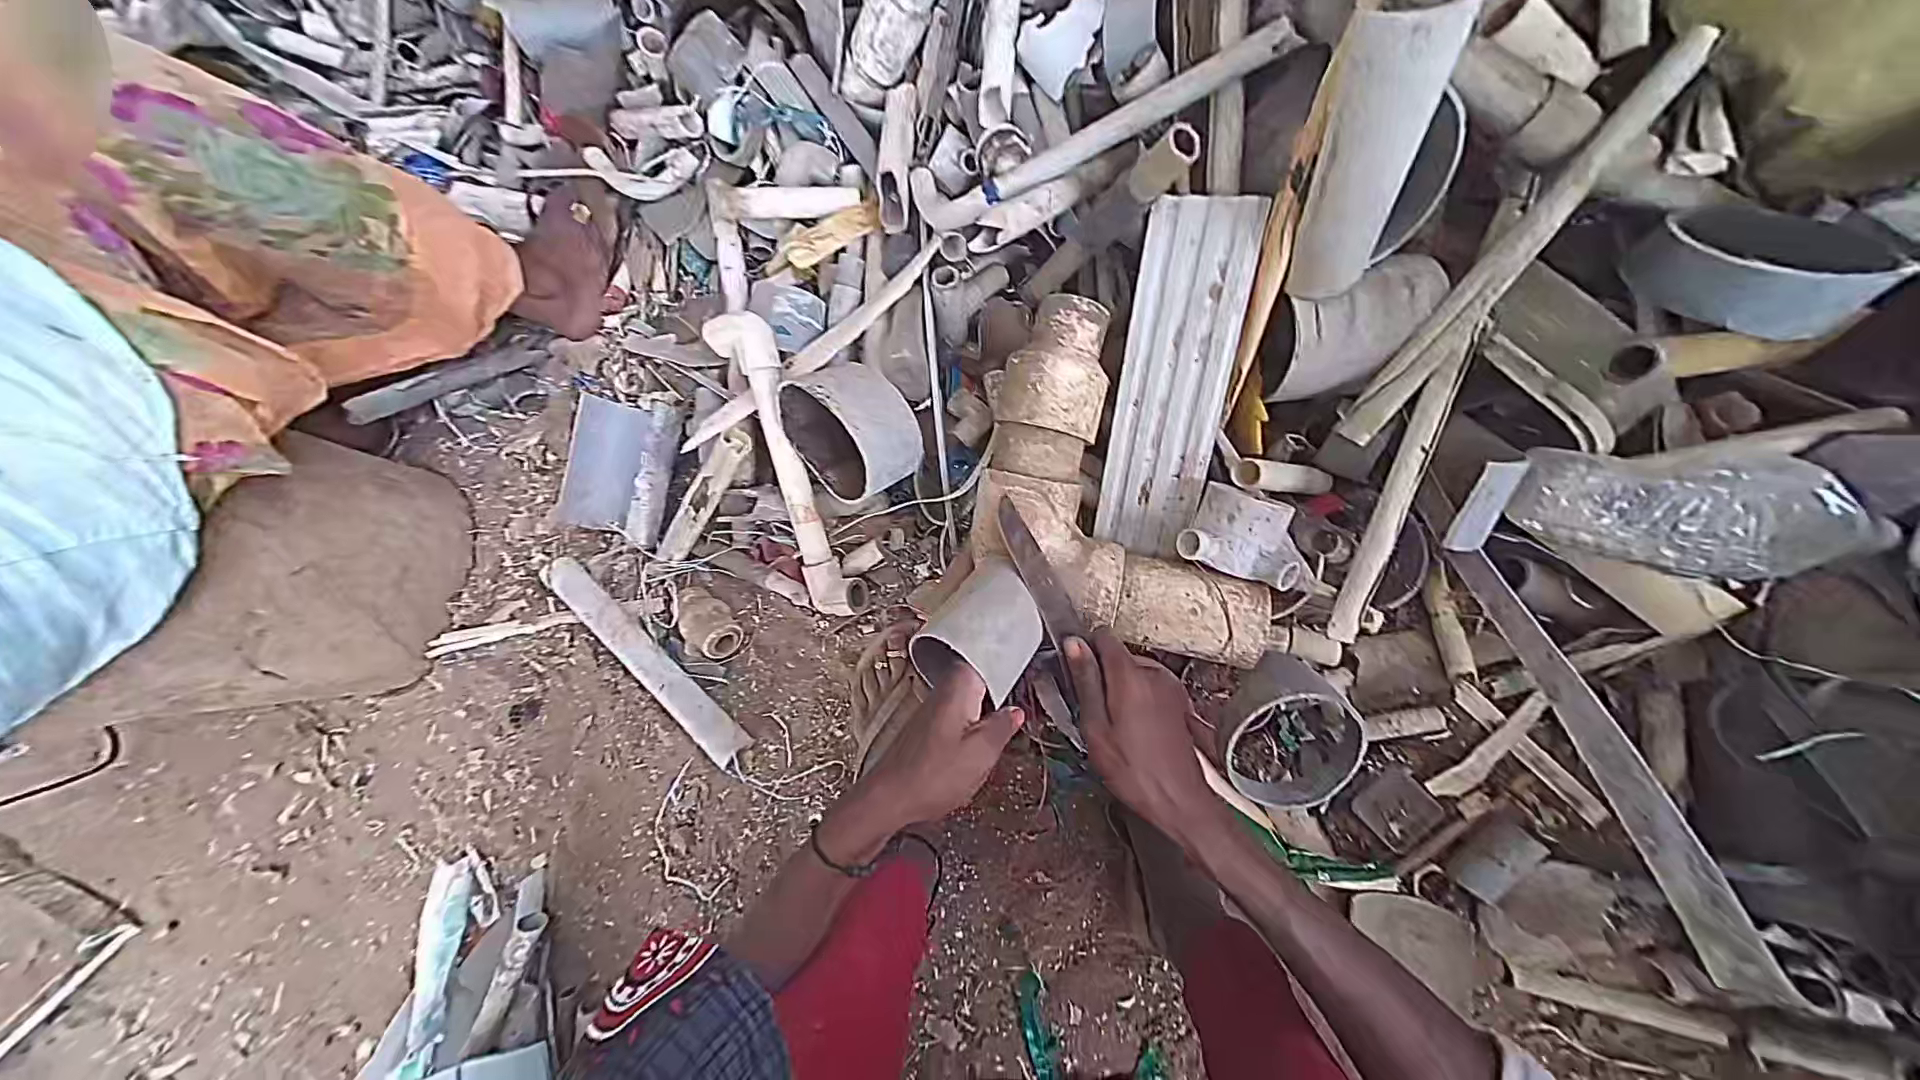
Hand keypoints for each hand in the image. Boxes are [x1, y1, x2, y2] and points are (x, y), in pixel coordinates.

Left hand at [822, 664, 1023, 862]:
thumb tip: (1016, 711)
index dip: (1008, 658)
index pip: (987, 657)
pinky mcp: (927, 727)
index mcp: (959, 687)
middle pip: (979, 677)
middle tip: (1023, 694)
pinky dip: (973, 723)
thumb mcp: (982, 753)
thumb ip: (1003, 726)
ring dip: (988, 707)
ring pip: (969, 698)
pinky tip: (980, 741)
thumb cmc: (934, 776)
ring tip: (1007, 721)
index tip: (1026, 661)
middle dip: (1001, 686)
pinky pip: (958, 715)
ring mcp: (933, 709)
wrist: (889, 799)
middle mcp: (943, 691)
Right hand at [1064, 630, 1222, 847]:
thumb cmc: (1135, 771)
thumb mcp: (1095, 726)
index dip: (1085, 650)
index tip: (1075, 671)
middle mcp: (1155, 674)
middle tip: (1093, 710)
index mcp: (1130, 676)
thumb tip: (1074, 645)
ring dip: (1120, 689)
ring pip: (1134, 672)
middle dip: (1102, 675)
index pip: (1103, 638)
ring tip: (1114, 725)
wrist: (1180, 800)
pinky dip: (1137, 699)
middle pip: (1118, 656)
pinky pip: (1149, 687)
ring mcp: (1171, 687)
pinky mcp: (1179, 701)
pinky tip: (1133, 729)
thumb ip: (1085, 680)